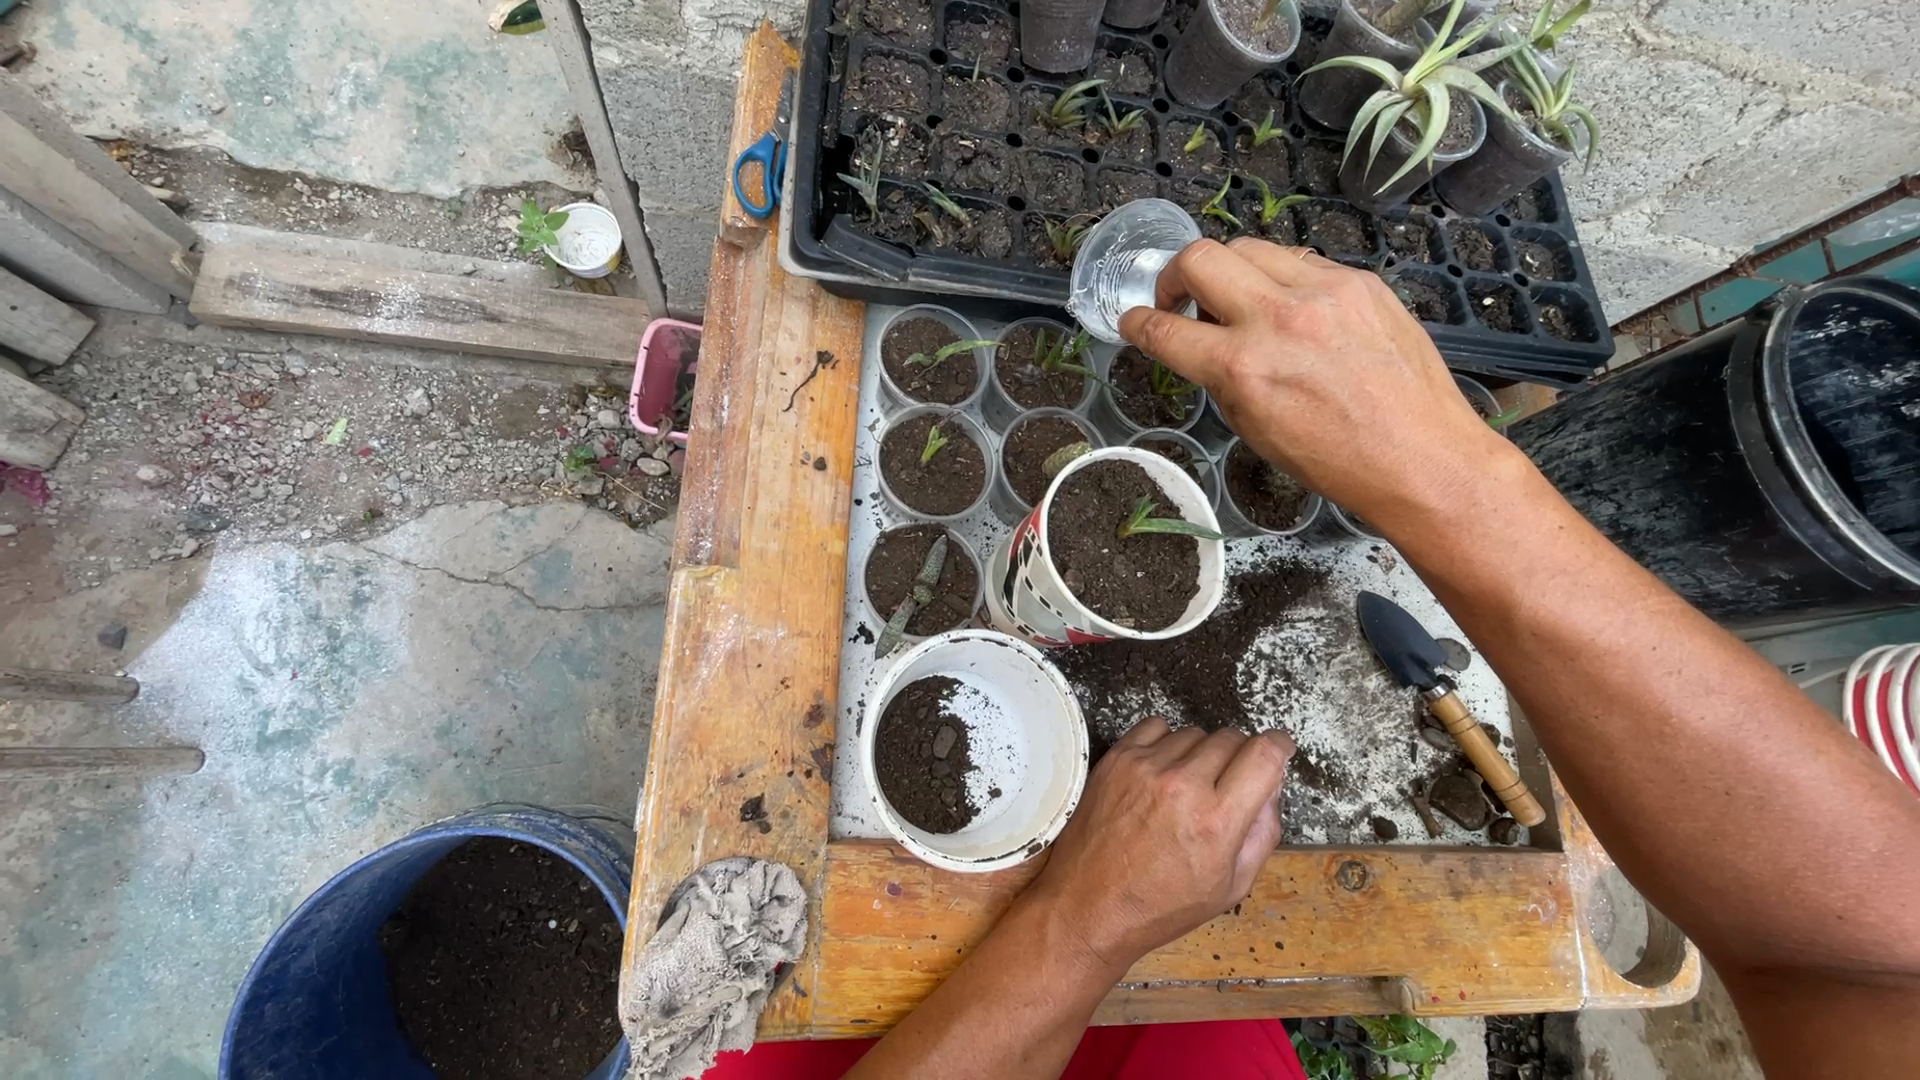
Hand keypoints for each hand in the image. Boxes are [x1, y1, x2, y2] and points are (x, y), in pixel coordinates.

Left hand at [1026, 718, 1294, 973]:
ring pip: (1194, 732)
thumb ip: (1263, 832)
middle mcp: (1182, 785)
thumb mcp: (1231, 885)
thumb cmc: (1161, 905)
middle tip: (1228, 784)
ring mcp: (1145, 767)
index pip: (1264, 755)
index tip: (1280, 748)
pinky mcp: (1117, 758)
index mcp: (1217, 820)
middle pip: (1231, 738)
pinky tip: (1162, 770)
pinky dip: (1166, 742)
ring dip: (1200, 752)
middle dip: (1239, 757)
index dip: (1279, 746)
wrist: (1090, 904)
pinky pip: (1156, 726)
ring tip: (1188, 787)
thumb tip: (1273, 785)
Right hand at [1117, 237, 1510, 523]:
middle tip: (1180, 302)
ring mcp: (1323, 291)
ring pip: (1248, 247)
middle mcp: (1277, 317)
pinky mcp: (1360, 281)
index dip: (1136, 324)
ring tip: (1235, 302)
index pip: (1165, 330)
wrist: (1420, 455)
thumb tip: (1205, 346)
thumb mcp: (1253, 427)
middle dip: (1173, 278)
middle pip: (1200, 258)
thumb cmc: (1330, 459)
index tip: (1131, 321)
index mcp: (1243, 368)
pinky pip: (1298, 261)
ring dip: (1226, 271)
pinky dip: (1276, 279)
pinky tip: (1287, 308)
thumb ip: (1220, 377)